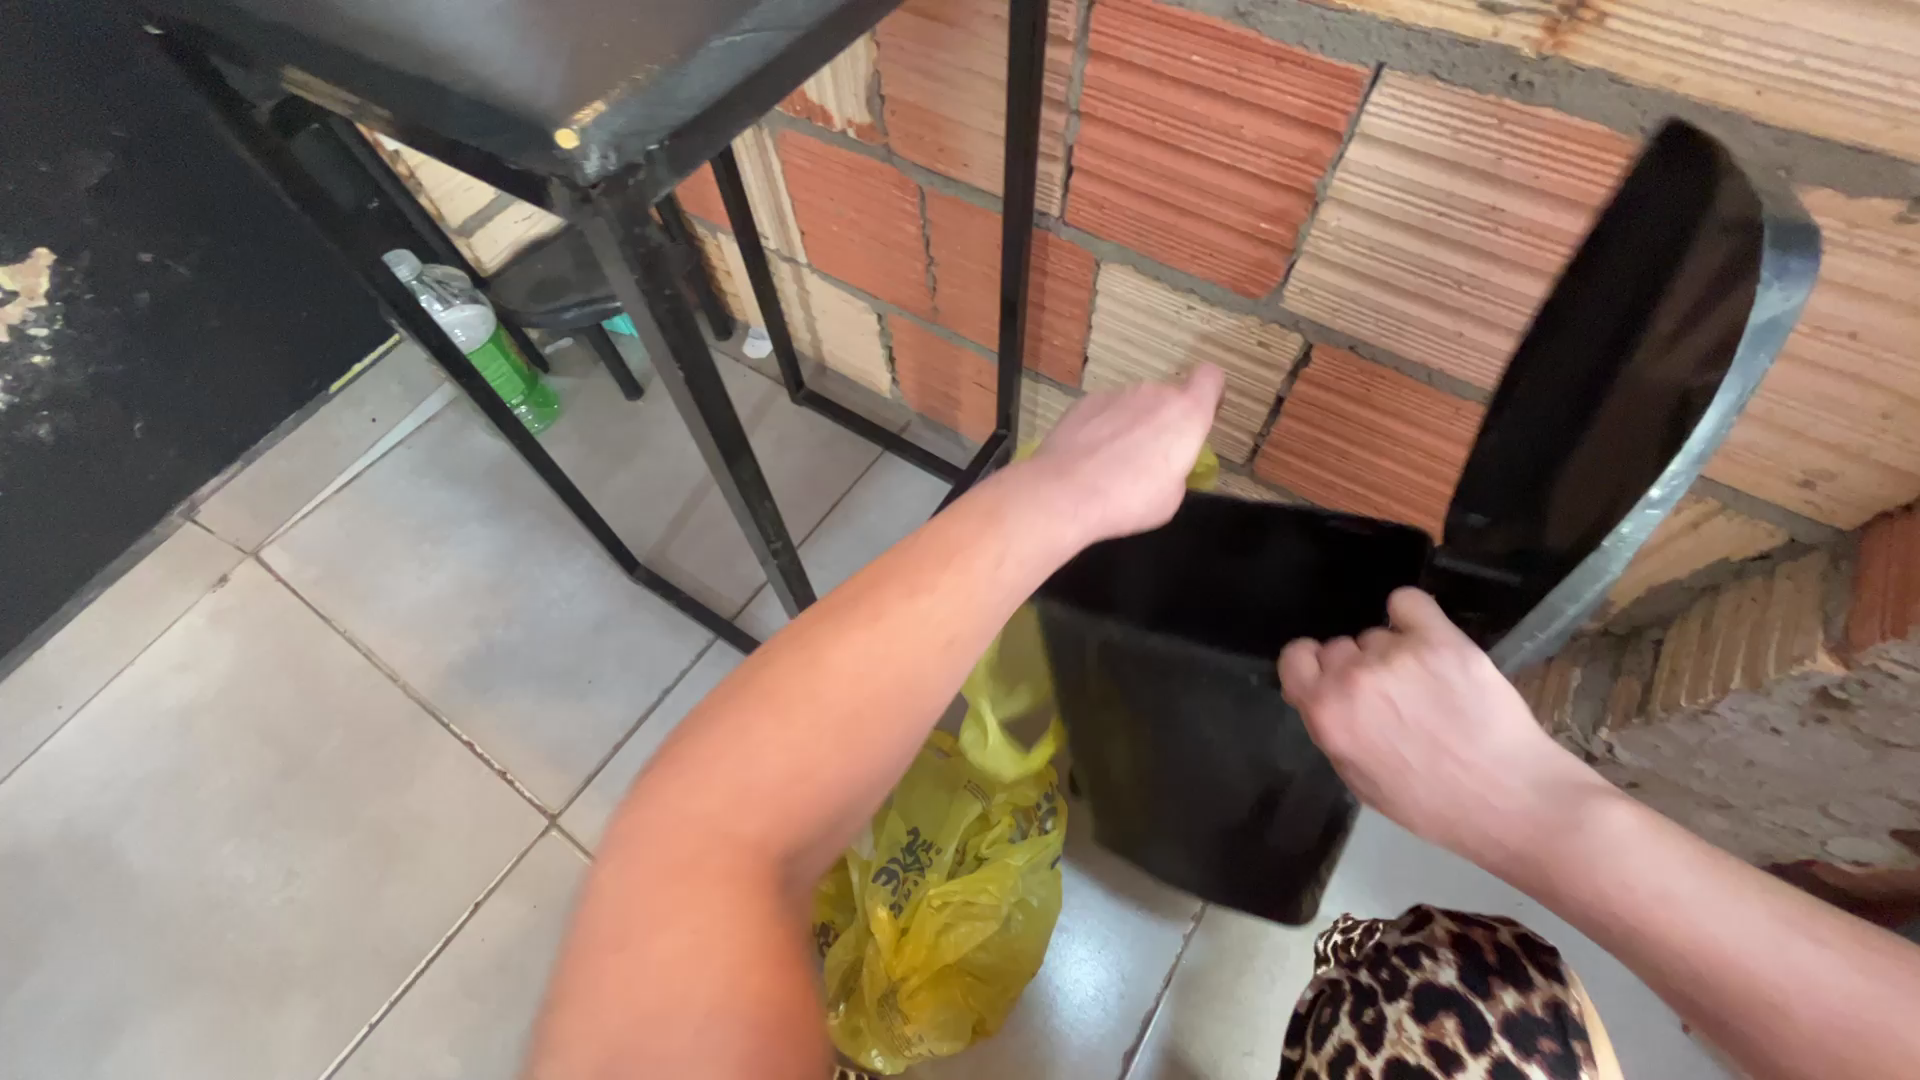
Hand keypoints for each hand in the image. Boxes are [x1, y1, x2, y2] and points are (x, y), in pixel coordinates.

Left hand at [1020, 364, 1224, 543]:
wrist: (1066, 492)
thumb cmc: (1129, 499)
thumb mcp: (1171, 497)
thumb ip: (1176, 468)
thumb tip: (1161, 465)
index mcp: (1187, 413)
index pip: (1211, 378)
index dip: (1209, 394)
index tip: (1200, 417)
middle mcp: (1154, 393)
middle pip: (1168, 397)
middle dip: (1164, 421)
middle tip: (1149, 459)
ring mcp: (1116, 394)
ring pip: (1134, 404)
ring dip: (1131, 424)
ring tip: (1113, 462)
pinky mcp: (1085, 402)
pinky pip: (1105, 411)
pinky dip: (1102, 427)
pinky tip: (1089, 456)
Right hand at [1278, 588, 1612, 874]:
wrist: (1514, 802)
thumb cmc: (1432, 805)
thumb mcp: (1359, 780)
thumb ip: (1330, 729)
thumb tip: (1323, 697)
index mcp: (1325, 712)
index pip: (1293, 658)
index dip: (1311, 667)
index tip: (1330, 680)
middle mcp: (1352, 677)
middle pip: (1336, 647)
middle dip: (1353, 667)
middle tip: (1388, 696)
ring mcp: (1396, 655)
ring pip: (1375, 635)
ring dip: (1389, 654)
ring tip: (1426, 685)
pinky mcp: (1440, 640)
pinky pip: (1407, 602)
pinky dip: (1411, 615)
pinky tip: (1426, 638)